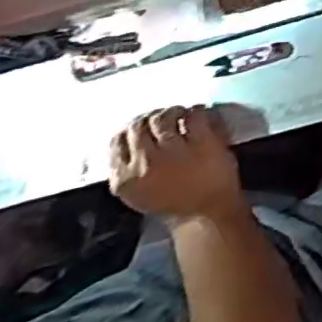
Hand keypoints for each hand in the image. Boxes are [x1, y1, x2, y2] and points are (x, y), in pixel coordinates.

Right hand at [109, 106, 243, 224]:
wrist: (204, 211)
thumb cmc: (173, 201)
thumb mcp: (136, 191)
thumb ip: (128, 168)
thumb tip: (130, 139)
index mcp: (123, 178)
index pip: (117, 141)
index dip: (130, 128)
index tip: (141, 124)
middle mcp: (144, 164)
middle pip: (139, 126)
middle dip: (150, 116)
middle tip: (162, 114)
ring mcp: (174, 152)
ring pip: (164, 118)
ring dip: (172, 110)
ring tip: (180, 111)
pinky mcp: (203, 143)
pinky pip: (194, 117)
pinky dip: (195, 110)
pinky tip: (198, 111)